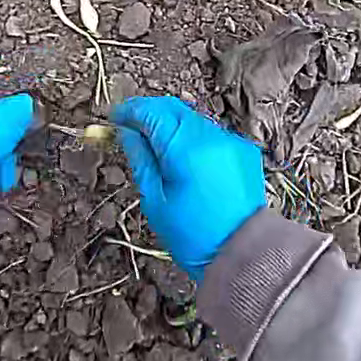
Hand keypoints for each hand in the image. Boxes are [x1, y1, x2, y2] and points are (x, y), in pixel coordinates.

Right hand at [113, 96, 265, 280]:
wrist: (243, 251)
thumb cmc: (194, 235)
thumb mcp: (155, 200)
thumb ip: (141, 159)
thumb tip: (126, 132)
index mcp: (185, 149)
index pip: (153, 112)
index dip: (130, 110)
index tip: (115, 116)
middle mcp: (212, 137)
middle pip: (175, 109)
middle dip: (151, 114)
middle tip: (132, 129)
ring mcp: (231, 141)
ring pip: (194, 120)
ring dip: (174, 127)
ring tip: (160, 151)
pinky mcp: (244, 149)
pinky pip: (213, 134)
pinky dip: (196, 140)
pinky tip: (188, 162)